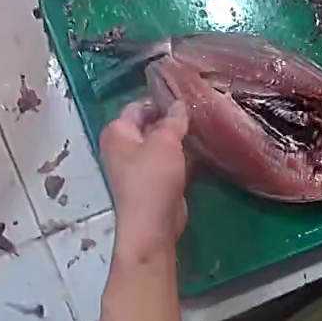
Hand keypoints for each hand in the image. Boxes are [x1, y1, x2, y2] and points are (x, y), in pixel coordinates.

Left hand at [100, 98, 188, 259]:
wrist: (153, 223)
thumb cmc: (153, 178)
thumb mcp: (165, 142)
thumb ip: (173, 120)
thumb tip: (179, 104)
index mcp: (118, 133)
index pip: (138, 106)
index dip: (160, 101)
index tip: (186, 97)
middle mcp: (123, 147)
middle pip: (149, 125)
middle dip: (172, 119)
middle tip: (198, 111)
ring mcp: (138, 166)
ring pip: (161, 144)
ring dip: (179, 139)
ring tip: (203, 128)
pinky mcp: (153, 181)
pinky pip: (168, 161)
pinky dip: (181, 156)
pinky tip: (201, 151)